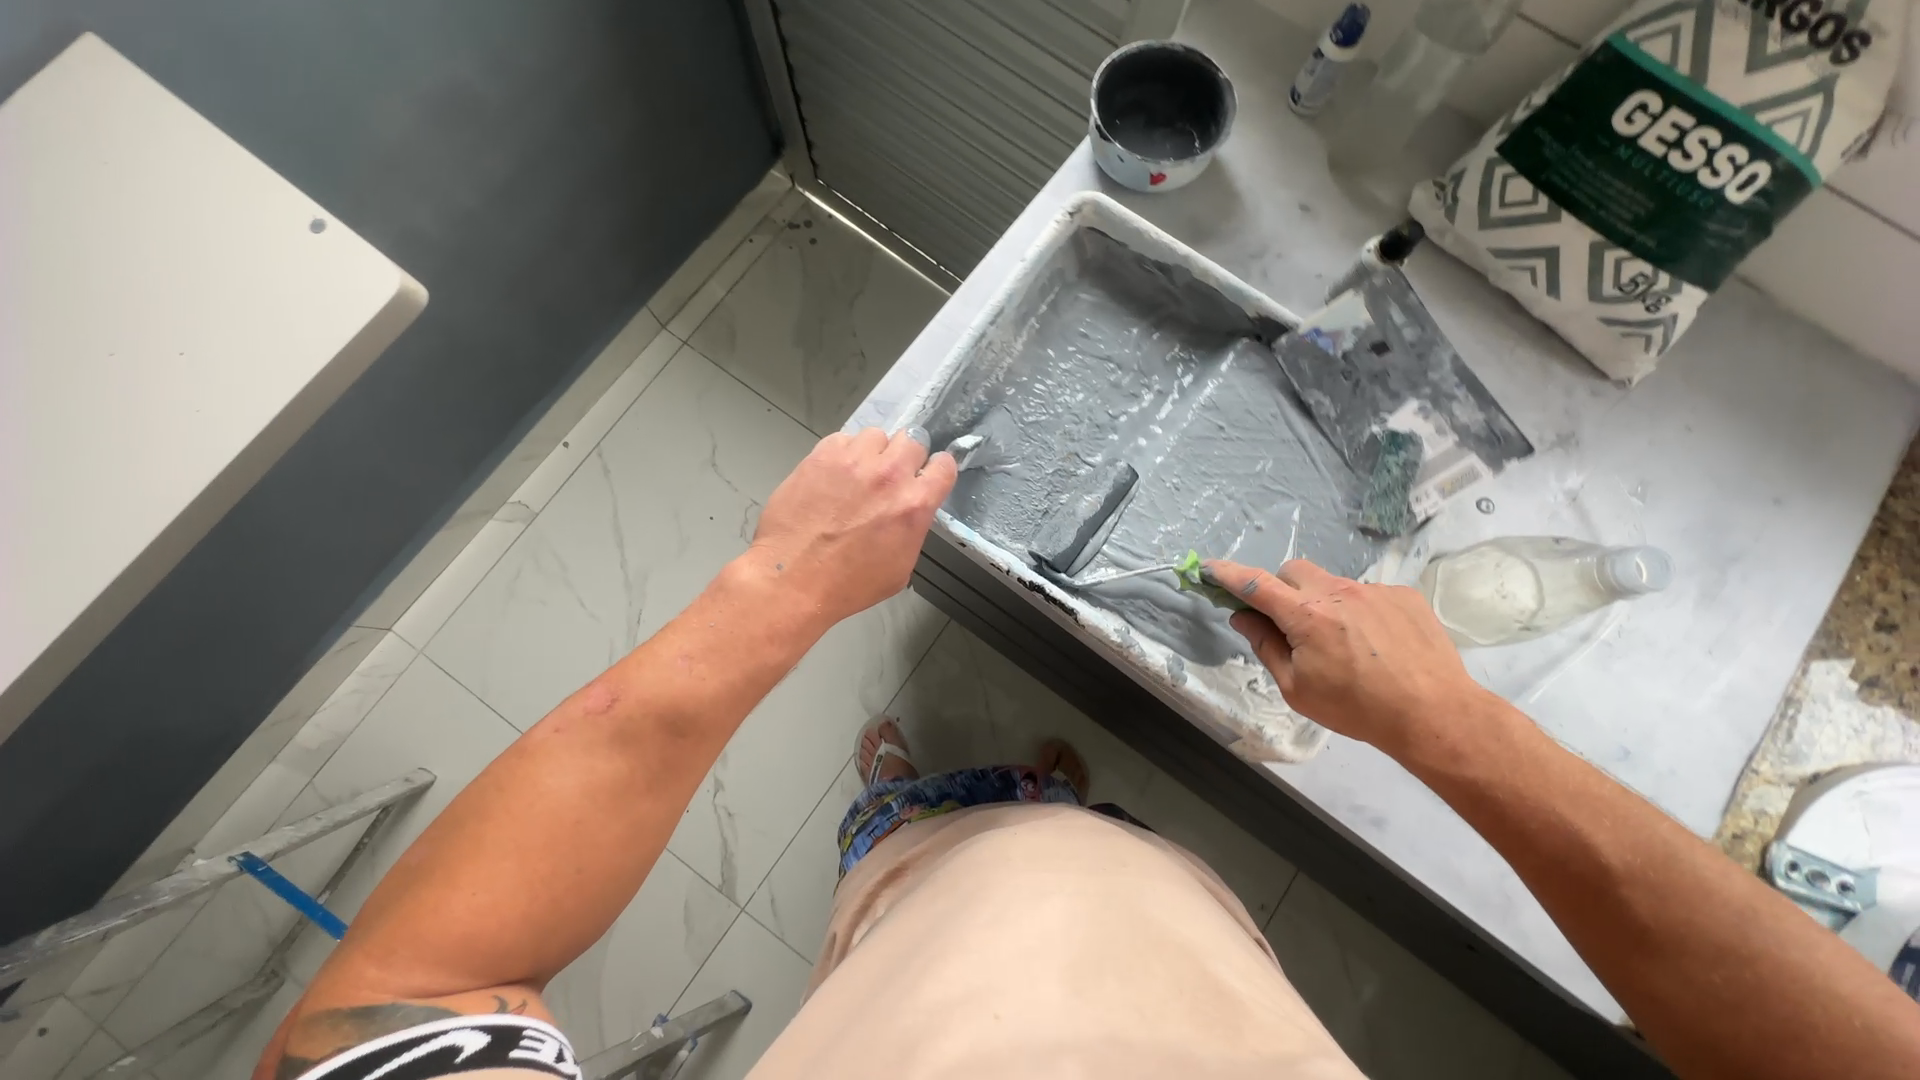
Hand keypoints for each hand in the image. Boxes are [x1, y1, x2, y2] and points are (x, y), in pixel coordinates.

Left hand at [746, 427, 956, 626]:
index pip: (944, 465)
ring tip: (856, 475)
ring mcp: (853, 461)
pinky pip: (841, 439)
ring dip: (872, 453)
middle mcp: (888, 475)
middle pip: (913, 440)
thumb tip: (910, 510)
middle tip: (889, 477)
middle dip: (905, 457)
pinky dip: (841, 454)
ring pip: (875, 435)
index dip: (935, 470)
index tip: (926, 476)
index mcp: (914, 504)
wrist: (794, 580)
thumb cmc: (848, 584)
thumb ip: (913, 527)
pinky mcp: (821, 456)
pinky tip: (831, 476)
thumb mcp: (901, 567)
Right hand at [1203, 558, 1490, 756]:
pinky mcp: (1404, 595)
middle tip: (1290, 624)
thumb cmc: (1356, 709)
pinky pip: (1368, 594)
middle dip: (1283, 590)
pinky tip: (1377, 644)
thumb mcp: (1296, 689)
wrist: (1433, 714)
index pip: (1255, 584)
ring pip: (1332, 584)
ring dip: (1324, 604)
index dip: (1228, 574)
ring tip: (1346, 645)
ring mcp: (1374, 591)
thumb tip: (1244, 618)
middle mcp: (1337, 592)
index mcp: (1305, 616)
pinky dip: (1361, 612)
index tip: (1209, 567)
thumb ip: (1266, 647)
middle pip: (1294, 571)